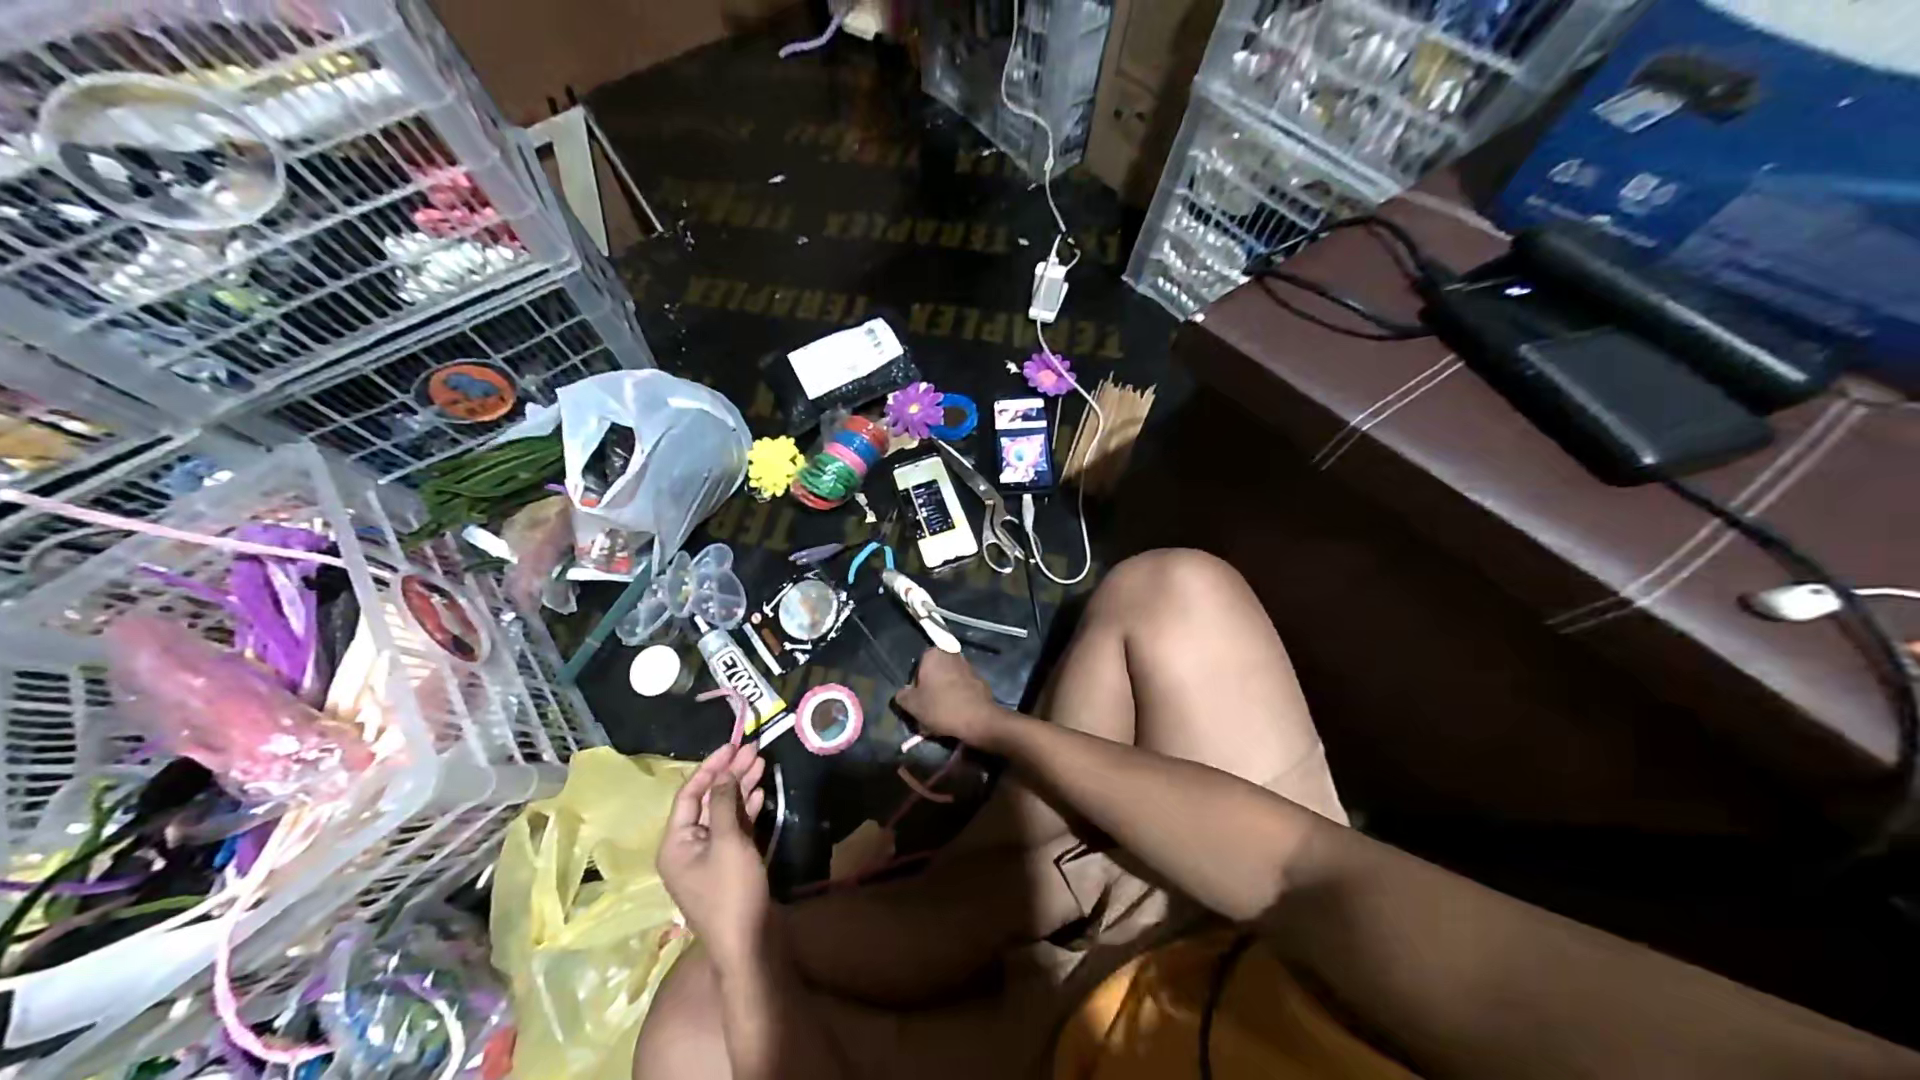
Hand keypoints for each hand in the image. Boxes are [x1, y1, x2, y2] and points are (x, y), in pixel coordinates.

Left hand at [658, 743, 769, 966]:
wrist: (748, 943)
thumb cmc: (731, 892)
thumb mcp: (728, 843)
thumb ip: (725, 804)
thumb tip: (723, 774)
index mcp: (675, 843)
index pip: (689, 794)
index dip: (711, 767)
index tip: (733, 746)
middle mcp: (686, 848)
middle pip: (708, 800)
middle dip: (730, 774)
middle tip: (754, 750)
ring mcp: (707, 858)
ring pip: (723, 813)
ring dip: (741, 788)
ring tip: (761, 764)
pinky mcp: (728, 865)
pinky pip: (734, 829)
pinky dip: (747, 810)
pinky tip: (761, 793)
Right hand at [893, 649, 1008, 744]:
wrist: (978, 719)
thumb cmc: (941, 707)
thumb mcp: (912, 704)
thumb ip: (902, 695)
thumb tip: (903, 693)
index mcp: (934, 654)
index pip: (918, 666)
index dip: (916, 685)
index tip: (918, 700)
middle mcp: (952, 655)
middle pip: (935, 673)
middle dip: (931, 689)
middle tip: (928, 709)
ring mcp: (969, 667)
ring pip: (949, 681)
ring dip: (944, 694)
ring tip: (942, 715)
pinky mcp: (981, 680)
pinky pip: (963, 688)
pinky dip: (958, 698)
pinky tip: (957, 714)